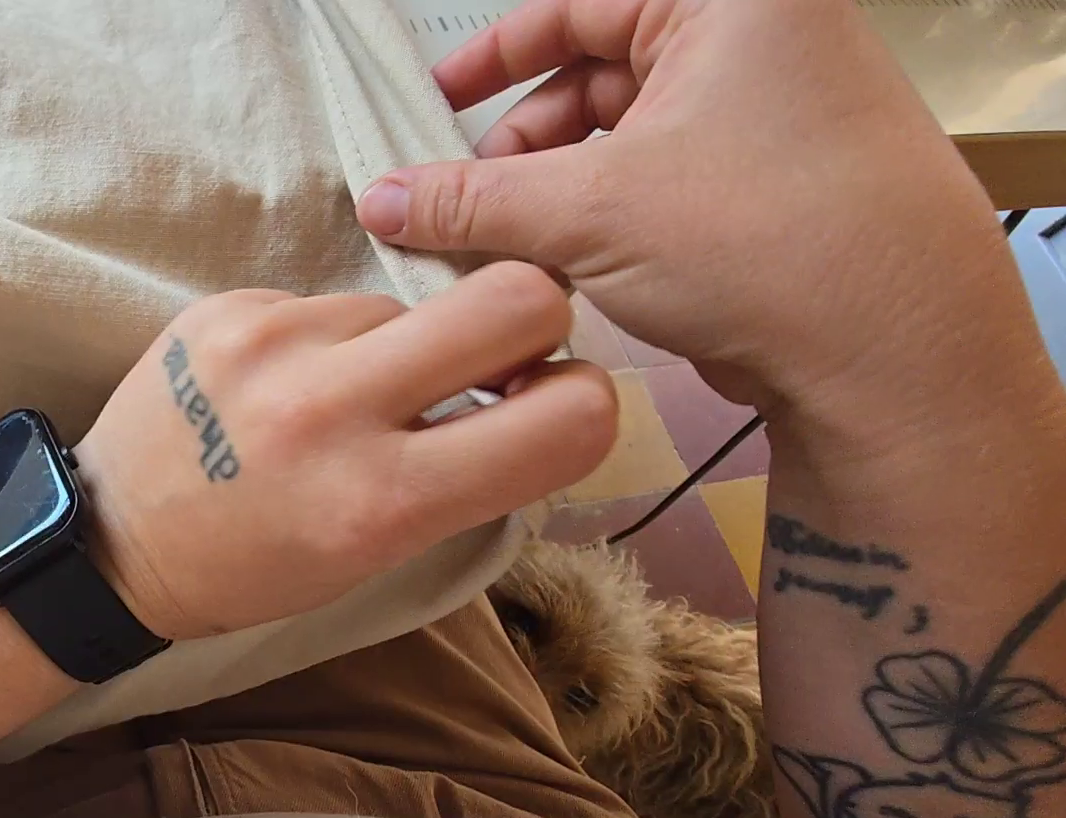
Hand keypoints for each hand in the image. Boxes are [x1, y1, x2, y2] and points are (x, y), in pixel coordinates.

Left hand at [73, 263, 614, 640]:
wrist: (114, 541)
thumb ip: (460, 477)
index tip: (540, 410)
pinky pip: (319, 300)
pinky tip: (269, 385)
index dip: (581, 406)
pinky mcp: (220, 307)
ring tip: (324, 401)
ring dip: (390, 347)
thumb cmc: (247, 570)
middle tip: (473, 369)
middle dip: (522, 328)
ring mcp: (268, 342)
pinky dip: (317, 340)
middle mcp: (327, 408)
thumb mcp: (367, 558)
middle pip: (515, 295)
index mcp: (378, 501)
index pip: (573, 416)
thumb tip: (528, 390)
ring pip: (400, 303)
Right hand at [353, 0, 1053, 429]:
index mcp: (727, 4)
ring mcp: (742, 127)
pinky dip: (573, 229)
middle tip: (451, 209)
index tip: (430, 105)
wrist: (876, 348)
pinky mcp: (735, 196)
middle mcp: (743, 50)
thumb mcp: (583, 209)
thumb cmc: (753, 238)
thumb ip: (467, 201)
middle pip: (582, 86)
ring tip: (490, 256)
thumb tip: (376, 199)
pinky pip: (626, 195)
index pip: (580, 4)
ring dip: (533, 203)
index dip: (493, 56)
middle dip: (507, 154)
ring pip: (599, 150)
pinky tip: (537, 274)